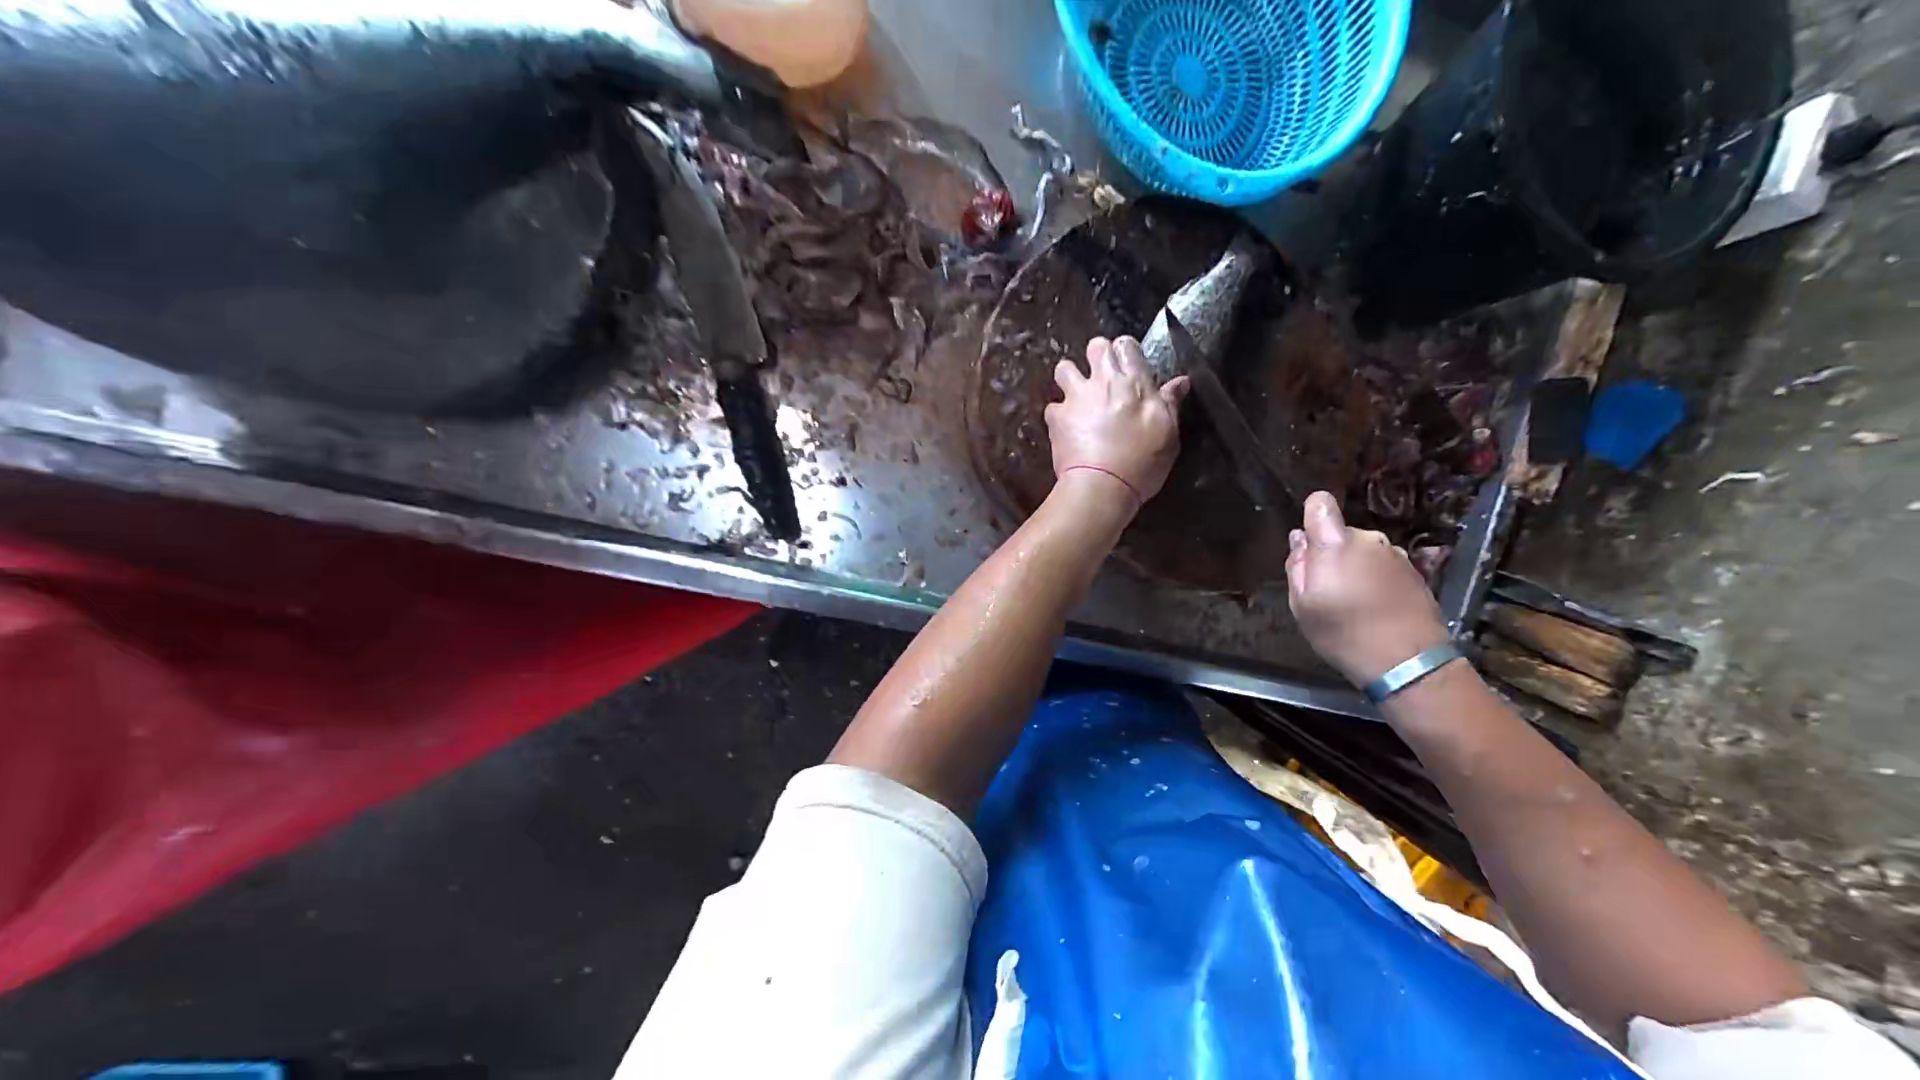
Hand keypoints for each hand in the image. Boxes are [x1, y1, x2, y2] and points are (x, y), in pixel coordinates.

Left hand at [1046, 336, 1188, 504]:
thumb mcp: (1168, 434)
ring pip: (1065, 367)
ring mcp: (1076, 397)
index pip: (1126, 345)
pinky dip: (1058, 414)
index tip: (1128, 364)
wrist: (1101, 486)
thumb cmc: (1142, 463)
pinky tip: (1066, 427)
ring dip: (1070, 376)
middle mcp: (1103, 382)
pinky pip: (1052, 406)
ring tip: (1078, 395)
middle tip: (1103, 375)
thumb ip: (1170, 403)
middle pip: (1095, 347)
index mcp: (1134, 382)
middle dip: (1098, 354)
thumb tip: (1180, 382)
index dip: (1126, 351)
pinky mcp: (1056, 417)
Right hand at [1285, 491, 1449, 686]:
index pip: (1320, 503)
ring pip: (1363, 551)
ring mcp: (1395, 554)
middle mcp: (1368, 540)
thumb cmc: (1343, 633)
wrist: (1408, 662)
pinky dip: (1375, 580)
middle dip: (1331, 553)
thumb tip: (1299, 540)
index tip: (1307, 543)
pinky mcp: (1415, 572)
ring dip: (1355, 567)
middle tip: (1327, 589)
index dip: (1311, 516)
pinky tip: (1376, 609)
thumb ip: (1297, 566)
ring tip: (1354, 603)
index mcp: (1334, 543)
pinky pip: (1383, 566)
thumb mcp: (1302, 606)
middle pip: (1341, 534)